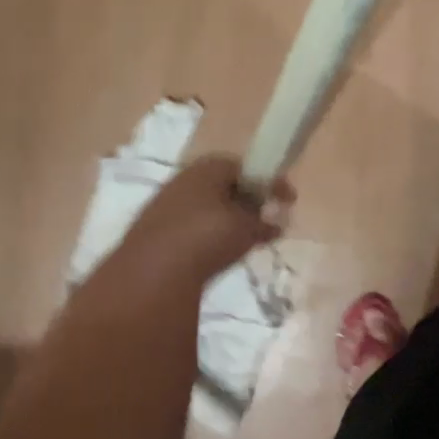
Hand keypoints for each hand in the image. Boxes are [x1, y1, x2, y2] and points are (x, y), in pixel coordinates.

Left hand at [113, 156, 294, 285]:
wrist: (150, 272)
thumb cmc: (208, 236)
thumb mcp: (247, 228)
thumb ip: (264, 223)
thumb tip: (276, 222)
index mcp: (209, 167)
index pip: (246, 166)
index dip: (269, 182)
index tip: (288, 200)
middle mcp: (185, 177)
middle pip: (224, 185)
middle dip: (246, 201)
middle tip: (265, 219)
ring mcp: (164, 203)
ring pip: (205, 206)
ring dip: (226, 220)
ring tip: (243, 241)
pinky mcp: (151, 231)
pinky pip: (189, 226)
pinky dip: (207, 236)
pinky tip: (215, 254)